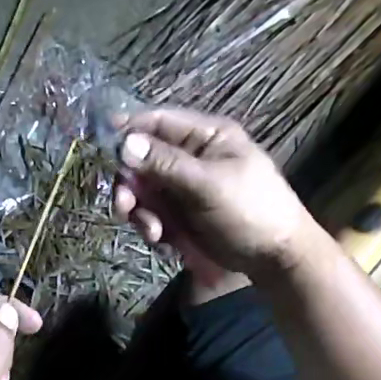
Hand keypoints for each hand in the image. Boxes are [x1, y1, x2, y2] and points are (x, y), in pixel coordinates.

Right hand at [110, 108, 318, 275]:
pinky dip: (154, 228)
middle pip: (143, 160)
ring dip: (141, 212)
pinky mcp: (183, 215)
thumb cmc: (251, 210)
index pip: (157, 122)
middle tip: (125, 207)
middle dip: (132, 185)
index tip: (104, 150)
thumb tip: (124, 142)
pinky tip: (165, 243)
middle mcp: (192, 157)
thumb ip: (166, 164)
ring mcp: (185, 188)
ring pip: (145, 192)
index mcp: (206, 136)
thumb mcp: (209, 185)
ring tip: (155, 234)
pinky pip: (155, 215)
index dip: (128, 132)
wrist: (276, 257)